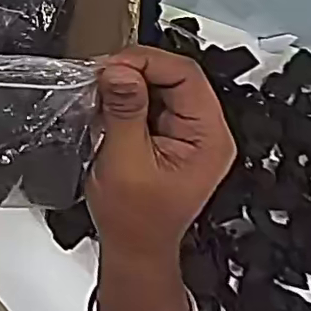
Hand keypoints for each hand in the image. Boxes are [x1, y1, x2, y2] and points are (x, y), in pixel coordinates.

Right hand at [85, 46, 236, 258]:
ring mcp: (188, 132)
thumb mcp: (124, 161)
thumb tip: (118, 71)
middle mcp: (205, 131)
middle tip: (102, 76)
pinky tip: (109, 106)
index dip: (148, 63)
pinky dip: (128, 98)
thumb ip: (124, 112)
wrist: (134, 248)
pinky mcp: (170, 135)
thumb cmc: (135, 220)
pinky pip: (152, 101)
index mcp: (208, 137)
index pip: (186, 76)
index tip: (113, 66)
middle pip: (175, 76)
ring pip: (161, 85)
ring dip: (129, 83)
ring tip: (102, 92)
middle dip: (136, 71)